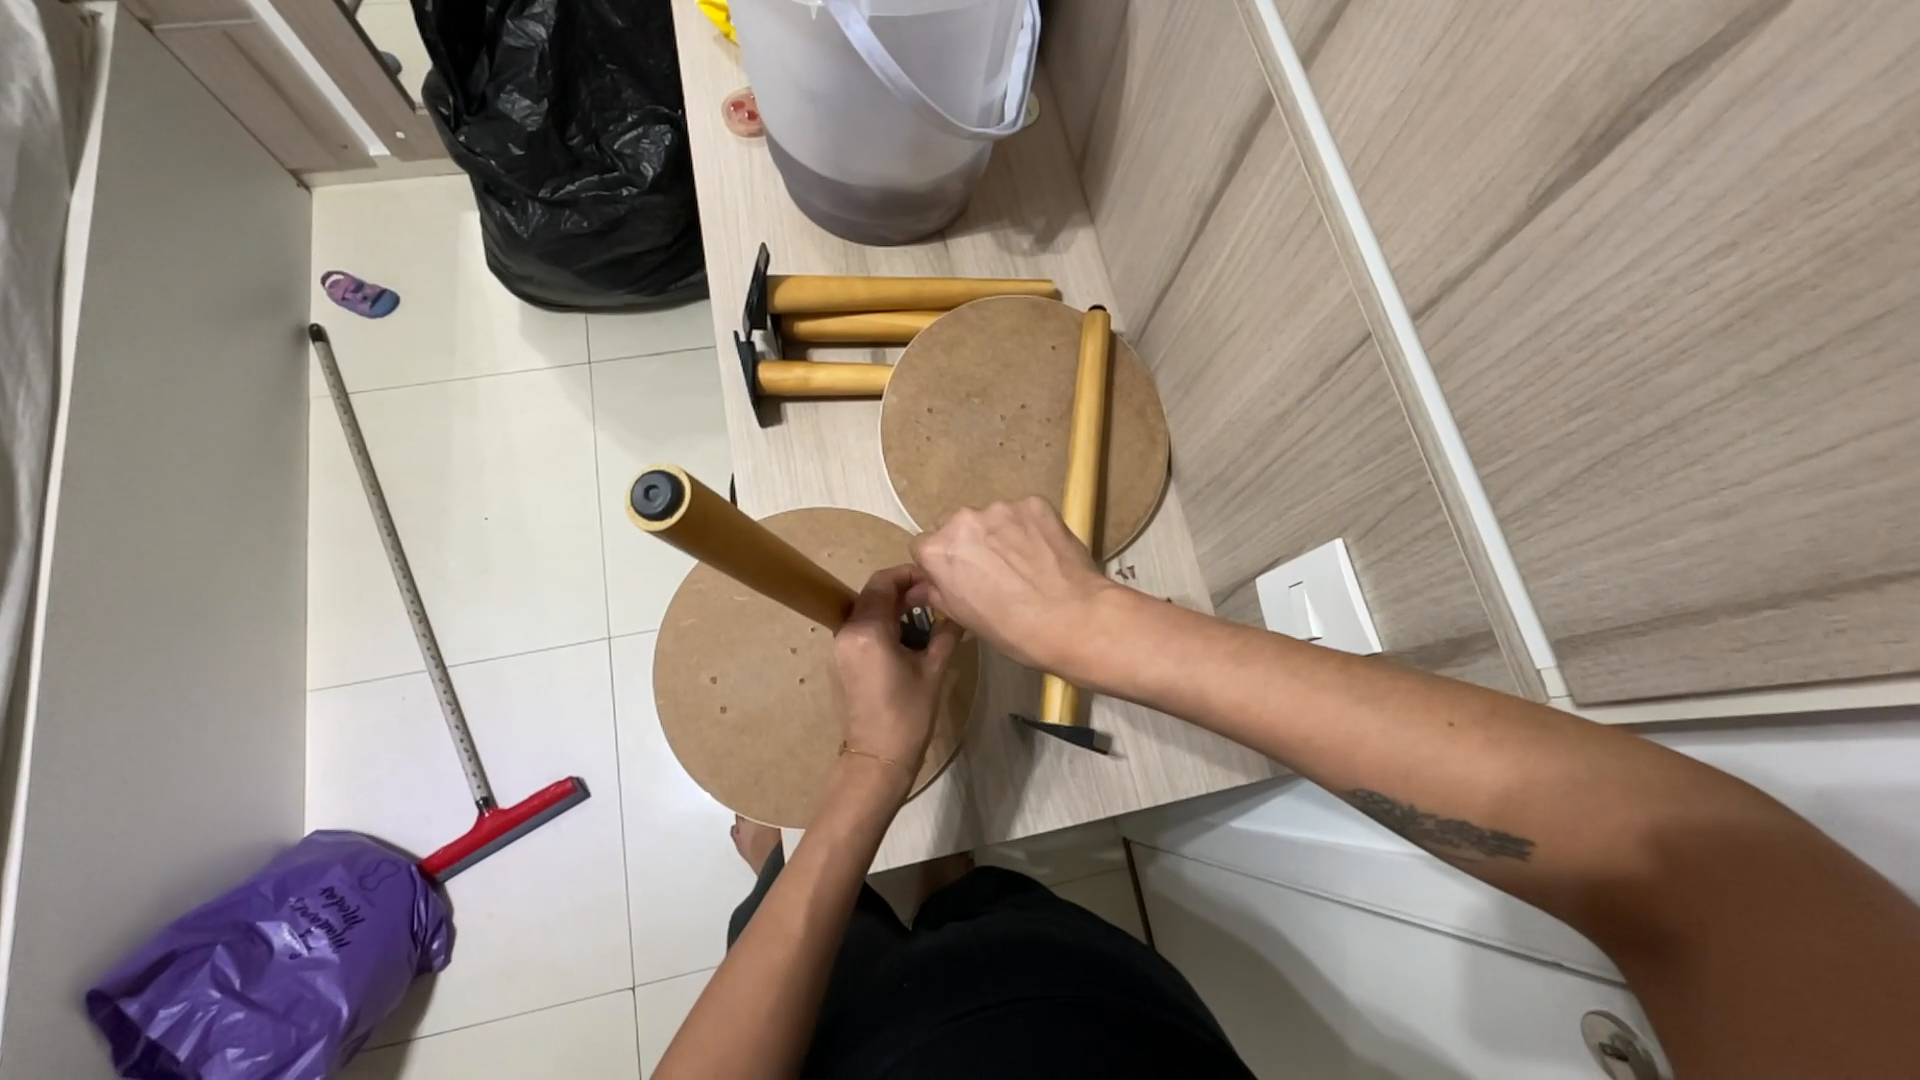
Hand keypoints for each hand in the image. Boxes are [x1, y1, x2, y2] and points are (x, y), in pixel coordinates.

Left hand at [834, 565, 964, 776]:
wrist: (878, 759)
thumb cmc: (908, 714)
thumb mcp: (934, 669)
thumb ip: (945, 632)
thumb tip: (956, 610)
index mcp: (867, 630)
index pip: (883, 582)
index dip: (908, 575)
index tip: (933, 582)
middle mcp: (846, 633)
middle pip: (872, 595)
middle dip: (902, 592)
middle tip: (932, 601)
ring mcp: (839, 648)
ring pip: (865, 612)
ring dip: (892, 610)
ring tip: (923, 621)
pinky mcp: (840, 663)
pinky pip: (860, 631)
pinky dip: (882, 627)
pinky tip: (905, 641)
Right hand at [907, 496, 1116, 672]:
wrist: (1072, 618)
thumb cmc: (1013, 629)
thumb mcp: (964, 618)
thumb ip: (937, 593)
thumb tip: (921, 587)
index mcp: (938, 550)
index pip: (925, 546)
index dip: (943, 563)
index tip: (961, 577)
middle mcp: (963, 520)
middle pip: (959, 527)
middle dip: (972, 545)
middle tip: (995, 573)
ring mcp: (1001, 509)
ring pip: (992, 519)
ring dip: (1002, 535)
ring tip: (1025, 565)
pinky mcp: (1034, 504)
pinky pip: (1024, 514)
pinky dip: (1030, 529)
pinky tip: (1043, 554)